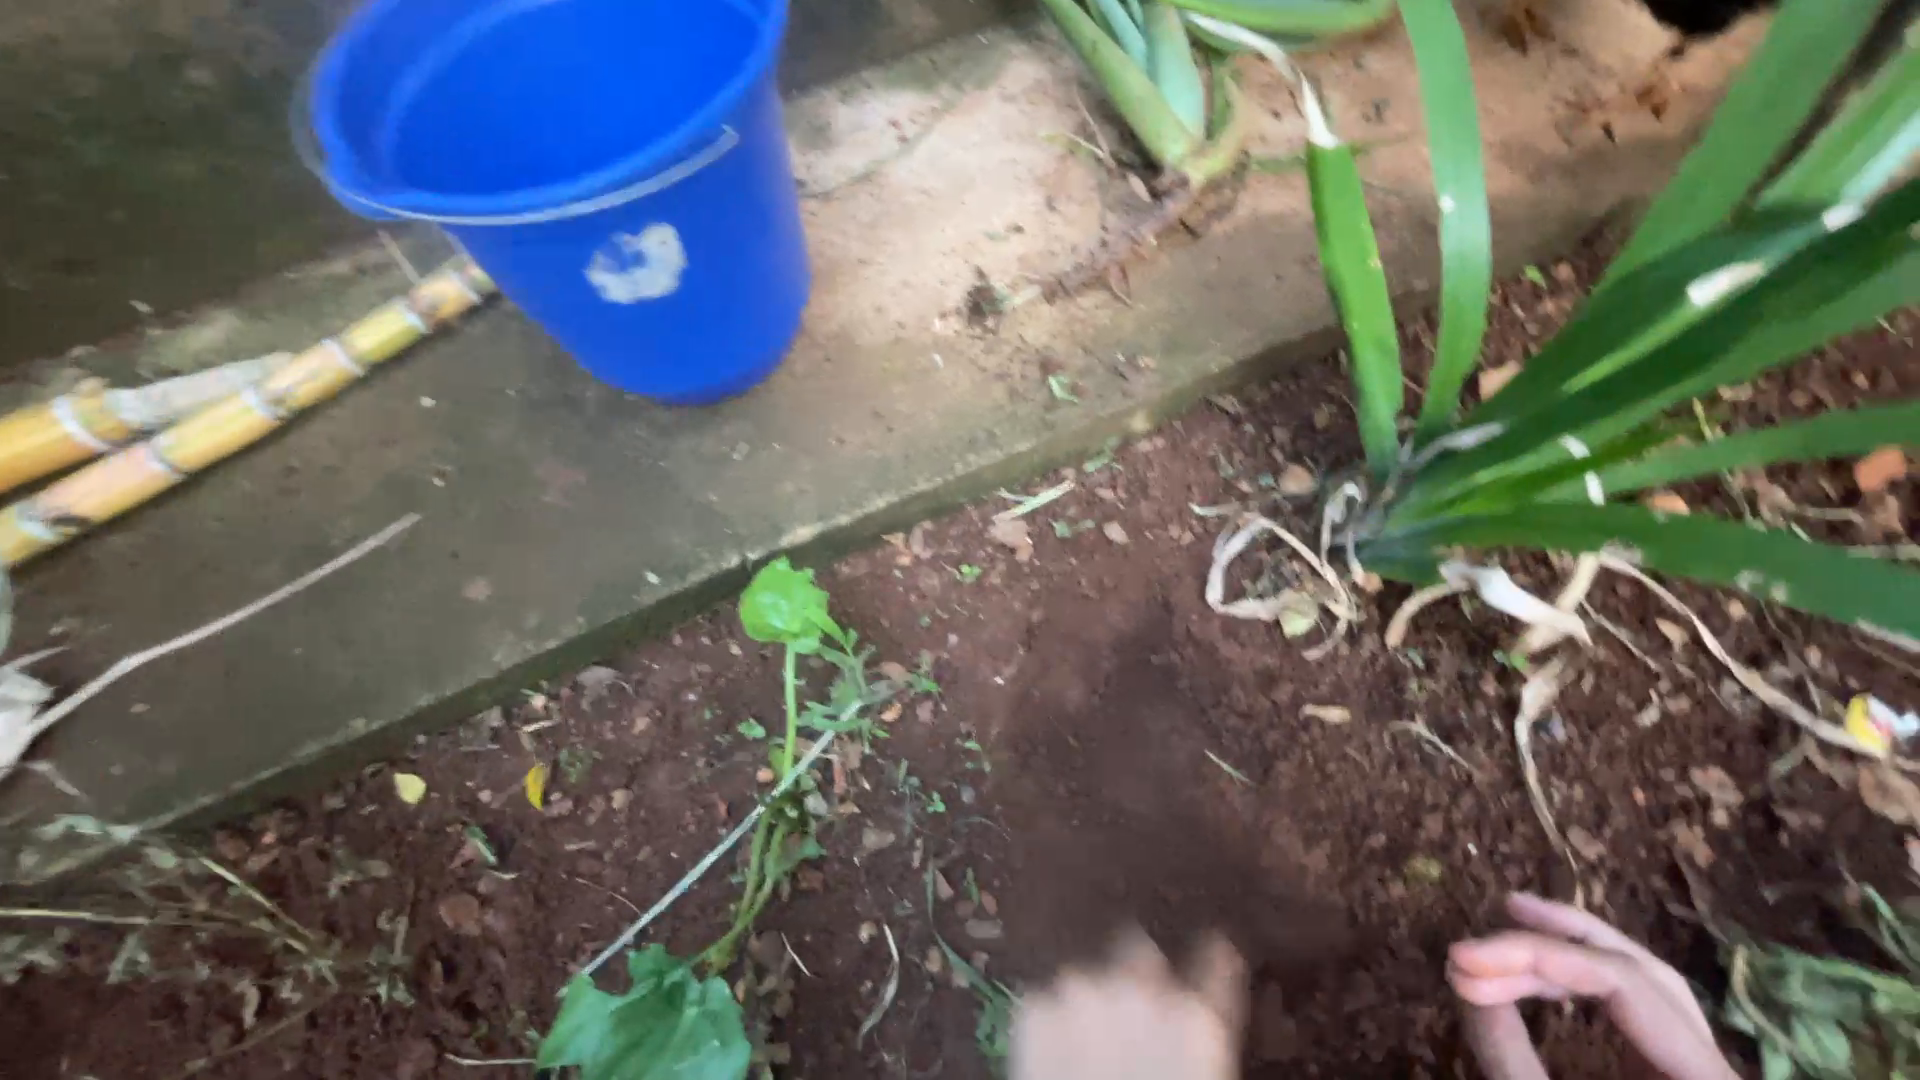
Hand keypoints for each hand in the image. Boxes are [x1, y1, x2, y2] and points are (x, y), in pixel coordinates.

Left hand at [1012, 929, 1246, 1079]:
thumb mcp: (1198, 1079)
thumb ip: (1196, 1044)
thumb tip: (1187, 1028)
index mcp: (1194, 1019)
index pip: (1213, 963)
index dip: (1213, 955)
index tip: (1214, 947)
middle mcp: (1139, 987)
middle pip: (1136, 950)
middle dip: (1133, 971)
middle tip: (1125, 1017)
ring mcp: (1081, 988)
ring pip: (1085, 978)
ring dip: (1089, 1001)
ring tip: (1086, 1049)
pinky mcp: (1035, 1004)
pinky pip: (1045, 1004)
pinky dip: (1051, 1024)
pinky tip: (1055, 1059)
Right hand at [1448, 893, 1738, 1079]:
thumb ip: (1509, 1054)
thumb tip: (1463, 979)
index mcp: (1706, 1079)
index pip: (1620, 980)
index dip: (1533, 957)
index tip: (1458, 958)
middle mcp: (1716, 1064)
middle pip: (1639, 970)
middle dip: (1556, 940)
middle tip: (1483, 924)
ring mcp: (1697, 1067)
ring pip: (1637, 985)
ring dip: (1563, 955)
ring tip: (1504, 928)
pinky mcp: (1670, 1074)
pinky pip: (1627, 1015)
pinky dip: (1574, 988)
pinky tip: (1536, 977)